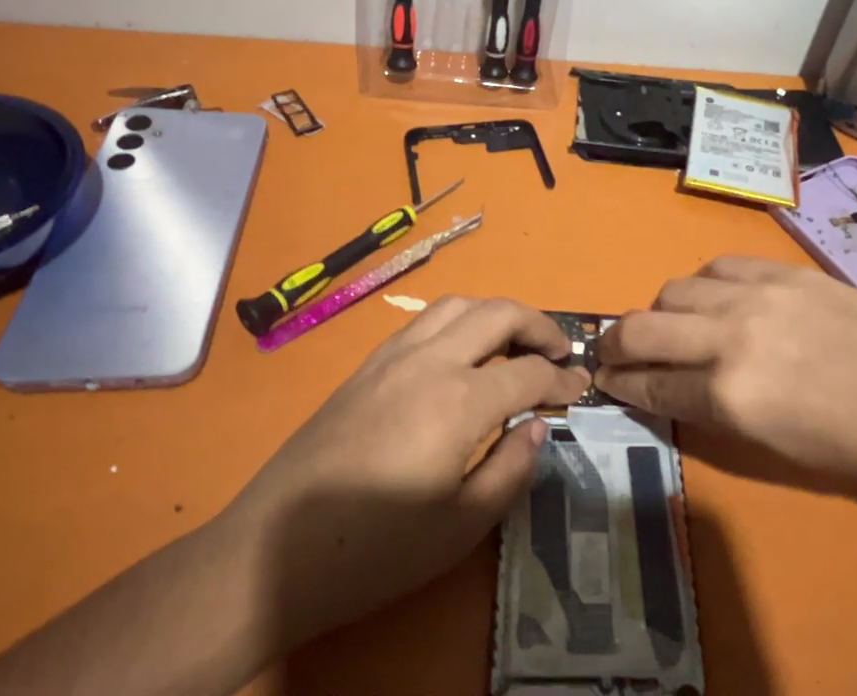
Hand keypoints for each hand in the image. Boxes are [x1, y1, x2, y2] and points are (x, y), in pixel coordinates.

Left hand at [227, 297, 589, 647]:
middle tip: (559, 352)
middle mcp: (427, 362)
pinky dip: (458, 322)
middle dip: (538, 324)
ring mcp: (390, 359)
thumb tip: (537, 426)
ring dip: (495, 314)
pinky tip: (461, 356)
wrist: (274, 551)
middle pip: (496, 313)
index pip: (528, 372)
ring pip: (456, 305)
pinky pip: (423, 322)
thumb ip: (511, 470)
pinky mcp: (364, 368)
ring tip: (515, 344)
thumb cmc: (375, 550)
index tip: (582, 389)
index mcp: (458, 400)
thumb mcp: (460, 527)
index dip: (562, 379)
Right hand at [596, 256, 856, 484]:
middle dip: (614, 345)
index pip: (651, 386)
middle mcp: (731, 337)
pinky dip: (702, 284)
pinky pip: (719, 266)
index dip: (620, 386)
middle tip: (611, 354)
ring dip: (658, 310)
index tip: (604, 382)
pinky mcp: (784, 271)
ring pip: (674, 289)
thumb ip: (716, 414)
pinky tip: (712, 297)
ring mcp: (758, 295)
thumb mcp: (778, 448)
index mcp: (731, 396)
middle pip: (643, 328)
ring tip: (668, 325)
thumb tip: (676, 390)